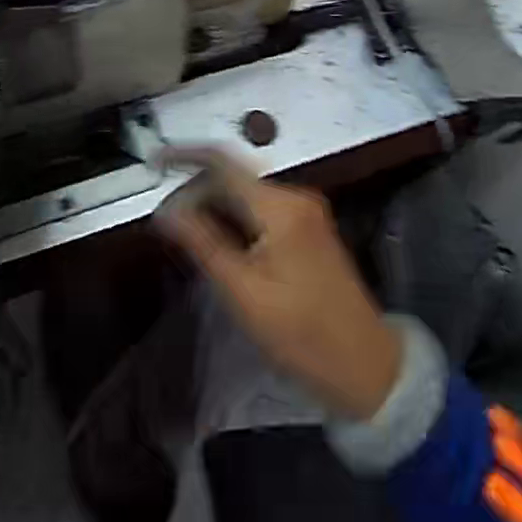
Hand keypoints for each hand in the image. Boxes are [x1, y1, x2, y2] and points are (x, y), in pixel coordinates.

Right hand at [154, 146, 401, 420]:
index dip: (185, 156)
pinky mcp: (309, 229)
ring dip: (214, 205)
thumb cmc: (302, 334)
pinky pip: (262, 210)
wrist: (366, 365)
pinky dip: (235, 218)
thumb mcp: (244, 293)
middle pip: (235, 176)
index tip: (154, 161)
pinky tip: (218, 241)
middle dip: (197, 188)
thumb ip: (204, 244)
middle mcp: (296, 197)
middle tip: (165, 217)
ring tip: (183, 230)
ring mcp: (307, 212)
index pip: (224, 162)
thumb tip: (166, 211)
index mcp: (281, 207)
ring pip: (247, 193)